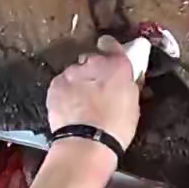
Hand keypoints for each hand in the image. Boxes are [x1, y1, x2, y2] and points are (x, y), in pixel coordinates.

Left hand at [47, 35, 141, 150]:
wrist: (87, 142)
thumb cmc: (117, 127)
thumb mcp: (133, 104)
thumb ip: (126, 85)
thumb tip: (122, 81)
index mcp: (117, 66)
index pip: (112, 45)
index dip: (110, 48)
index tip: (109, 54)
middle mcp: (93, 63)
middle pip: (91, 60)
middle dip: (94, 71)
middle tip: (98, 89)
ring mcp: (71, 73)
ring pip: (75, 72)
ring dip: (79, 82)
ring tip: (81, 102)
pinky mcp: (55, 85)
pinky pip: (62, 83)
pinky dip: (65, 91)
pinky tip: (69, 107)